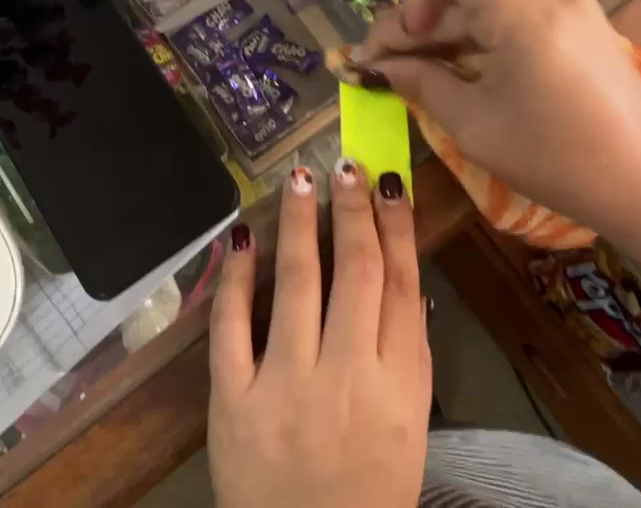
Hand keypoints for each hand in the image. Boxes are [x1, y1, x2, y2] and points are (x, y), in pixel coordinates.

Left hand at [208, 161, 430, 507]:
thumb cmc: (368, 491)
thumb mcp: (409, 428)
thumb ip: (408, 357)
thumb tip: (406, 282)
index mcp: (398, 387)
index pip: (401, 287)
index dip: (396, 228)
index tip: (388, 183)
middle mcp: (346, 379)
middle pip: (356, 274)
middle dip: (352, 212)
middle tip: (345, 166)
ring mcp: (285, 387)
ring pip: (297, 284)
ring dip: (300, 226)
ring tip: (299, 181)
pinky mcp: (233, 400)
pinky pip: (231, 326)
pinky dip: (234, 278)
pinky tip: (240, 238)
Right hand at [357, 0, 640, 239]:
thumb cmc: (557, 158)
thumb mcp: (475, 125)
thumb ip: (421, 84)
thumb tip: (380, 66)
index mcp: (524, 11)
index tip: (410, 38)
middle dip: (419, 22)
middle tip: (384, 65)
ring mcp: (570, 9)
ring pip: (488, 1)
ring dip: (448, 32)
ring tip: (420, 73)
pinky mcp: (579, 27)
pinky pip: (514, 16)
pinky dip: (481, 38)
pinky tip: (465, 74)